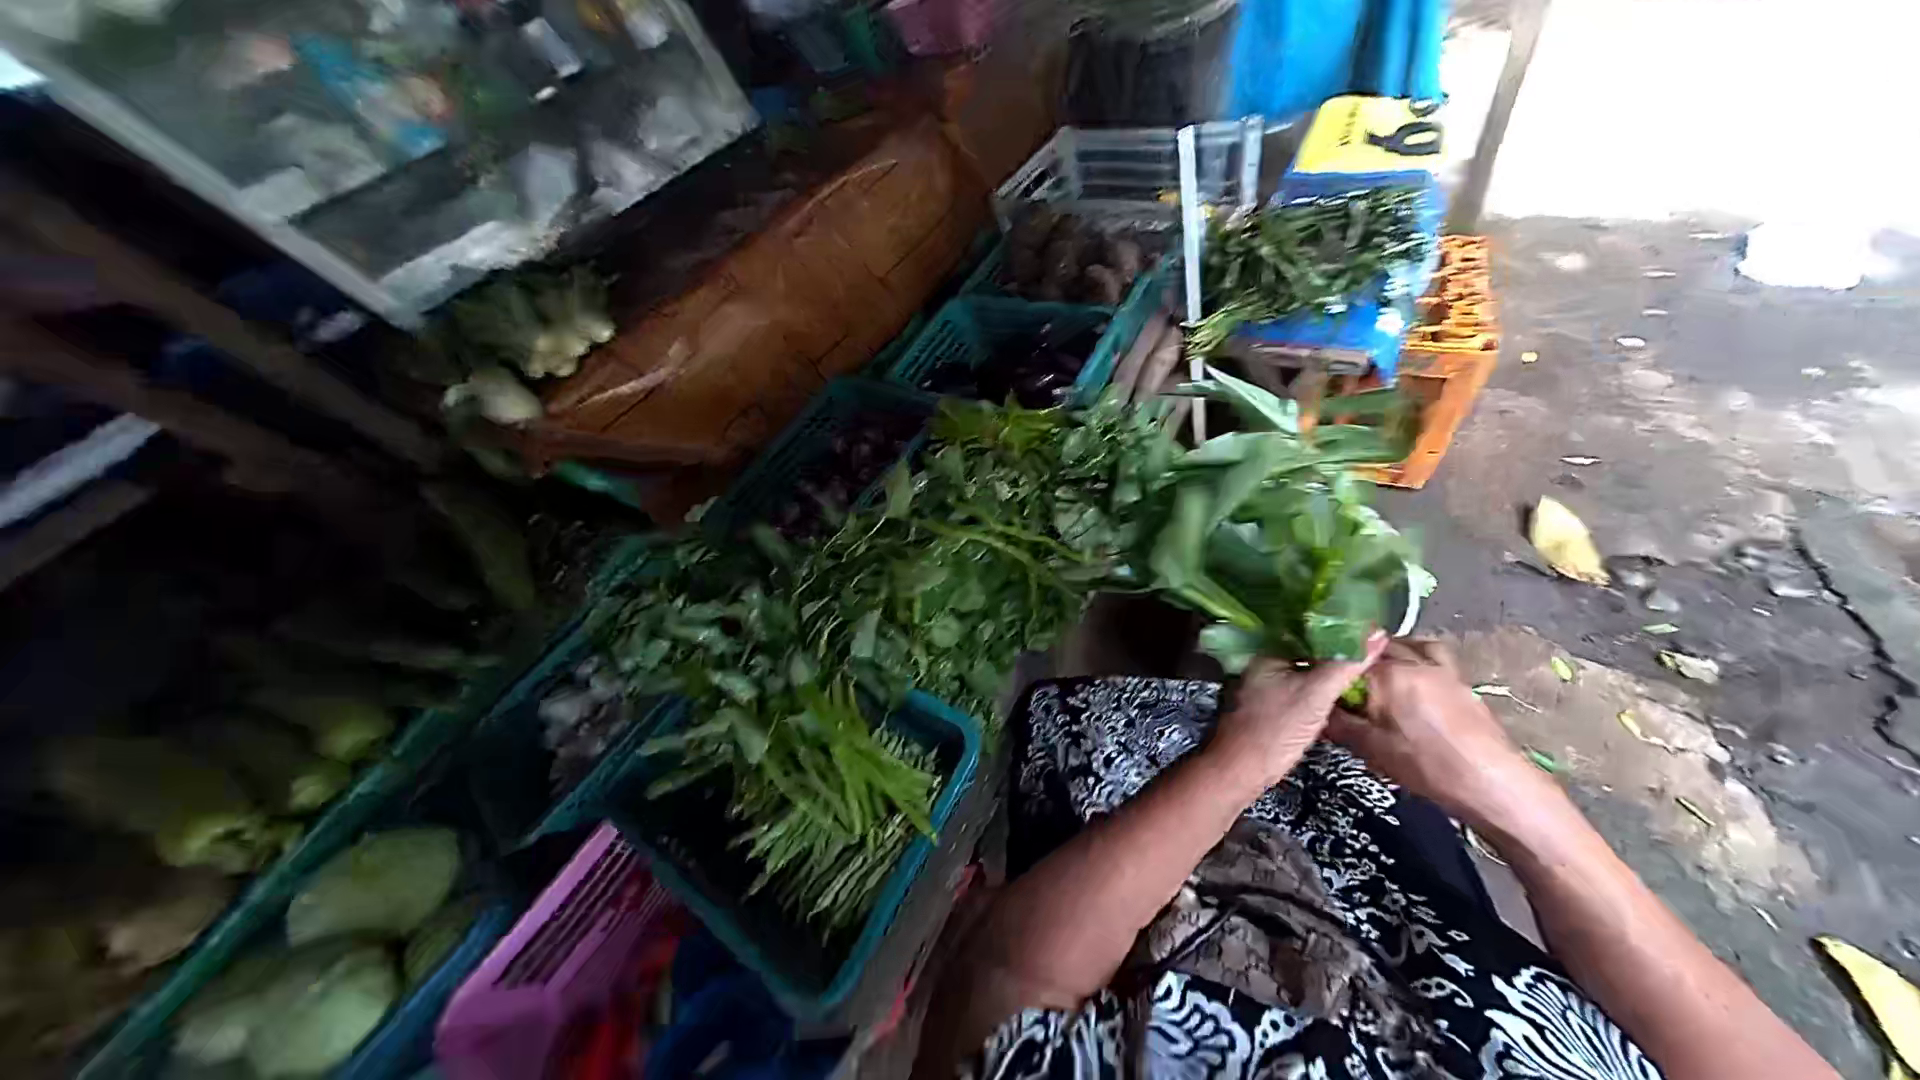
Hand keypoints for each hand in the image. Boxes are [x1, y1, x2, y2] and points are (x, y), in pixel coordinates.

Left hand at [1209, 633, 1387, 788]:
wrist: (1242, 769)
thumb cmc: (1276, 728)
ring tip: (1363, 673)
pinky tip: (1339, 698)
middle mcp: (1262, 666)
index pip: (1307, 632)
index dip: (1338, 633)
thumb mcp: (1316, 694)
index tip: (1369, 636)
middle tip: (1373, 655)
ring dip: (1328, 675)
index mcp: (1267, 654)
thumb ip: (1344, 664)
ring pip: (1304, 674)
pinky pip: (1299, 692)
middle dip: (1335, 655)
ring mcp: (1263, 688)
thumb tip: (1378, 633)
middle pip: (1306, 653)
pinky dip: (1318, 693)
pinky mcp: (1268, 708)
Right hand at [1324, 638, 1560, 831]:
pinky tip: (1410, 673)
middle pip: (1375, 645)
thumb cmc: (1425, 766)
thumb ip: (1337, 722)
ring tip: (1375, 668)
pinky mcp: (1461, 681)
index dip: (1327, 663)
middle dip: (1355, 654)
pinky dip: (1416, 654)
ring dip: (1388, 649)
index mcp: (1386, 674)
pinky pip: (1432, 653)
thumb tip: (1314, 708)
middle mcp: (1413, 661)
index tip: (1315, 674)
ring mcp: (1442, 668)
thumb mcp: (1369, 747)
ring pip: (1406, 643)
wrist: (1493, 785)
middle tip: (1340, 674)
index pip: (1345, 656)